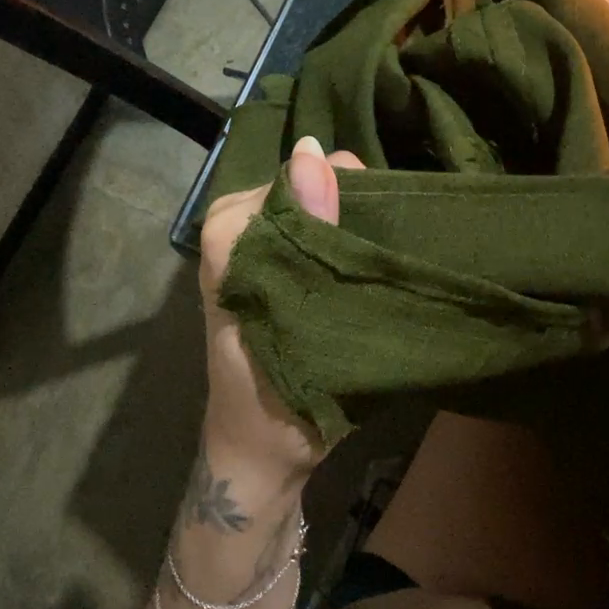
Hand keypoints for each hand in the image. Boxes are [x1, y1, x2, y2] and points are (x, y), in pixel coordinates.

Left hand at [197, 136, 362, 480]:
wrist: (263, 457)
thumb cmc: (276, 401)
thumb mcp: (298, 323)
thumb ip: (307, 239)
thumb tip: (314, 151)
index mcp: (227, 239)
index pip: (288, 181)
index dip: (335, 192)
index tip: (375, 215)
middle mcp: (233, 234)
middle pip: (298, 188)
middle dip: (343, 205)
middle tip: (382, 236)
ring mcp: (252, 250)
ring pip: (308, 206)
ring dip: (345, 222)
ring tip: (379, 248)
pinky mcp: (271, 267)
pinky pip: (309, 229)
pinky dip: (338, 237)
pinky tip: (365, 256)